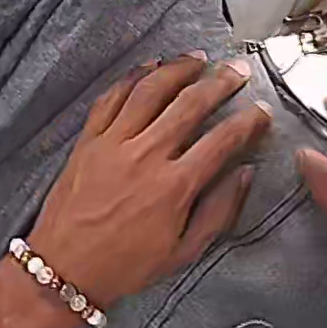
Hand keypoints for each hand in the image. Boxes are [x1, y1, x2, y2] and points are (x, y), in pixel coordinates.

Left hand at [13, 53, 271, 321]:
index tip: (261, 111)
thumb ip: (219, 210)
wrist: (65, 268)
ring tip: (199, 59)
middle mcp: (146, 156)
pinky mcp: (89, 139)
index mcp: (174, 186)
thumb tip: (245, 174)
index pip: (221, 140)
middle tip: (238, 71)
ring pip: (151, 90)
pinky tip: (150, 66)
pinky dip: (133, 76)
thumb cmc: (127, 264)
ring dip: (178, 69)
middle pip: (190, 104)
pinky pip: (112, 97)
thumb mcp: (183, 251)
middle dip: (220, 82)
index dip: (248, 122)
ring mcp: (113, 143)